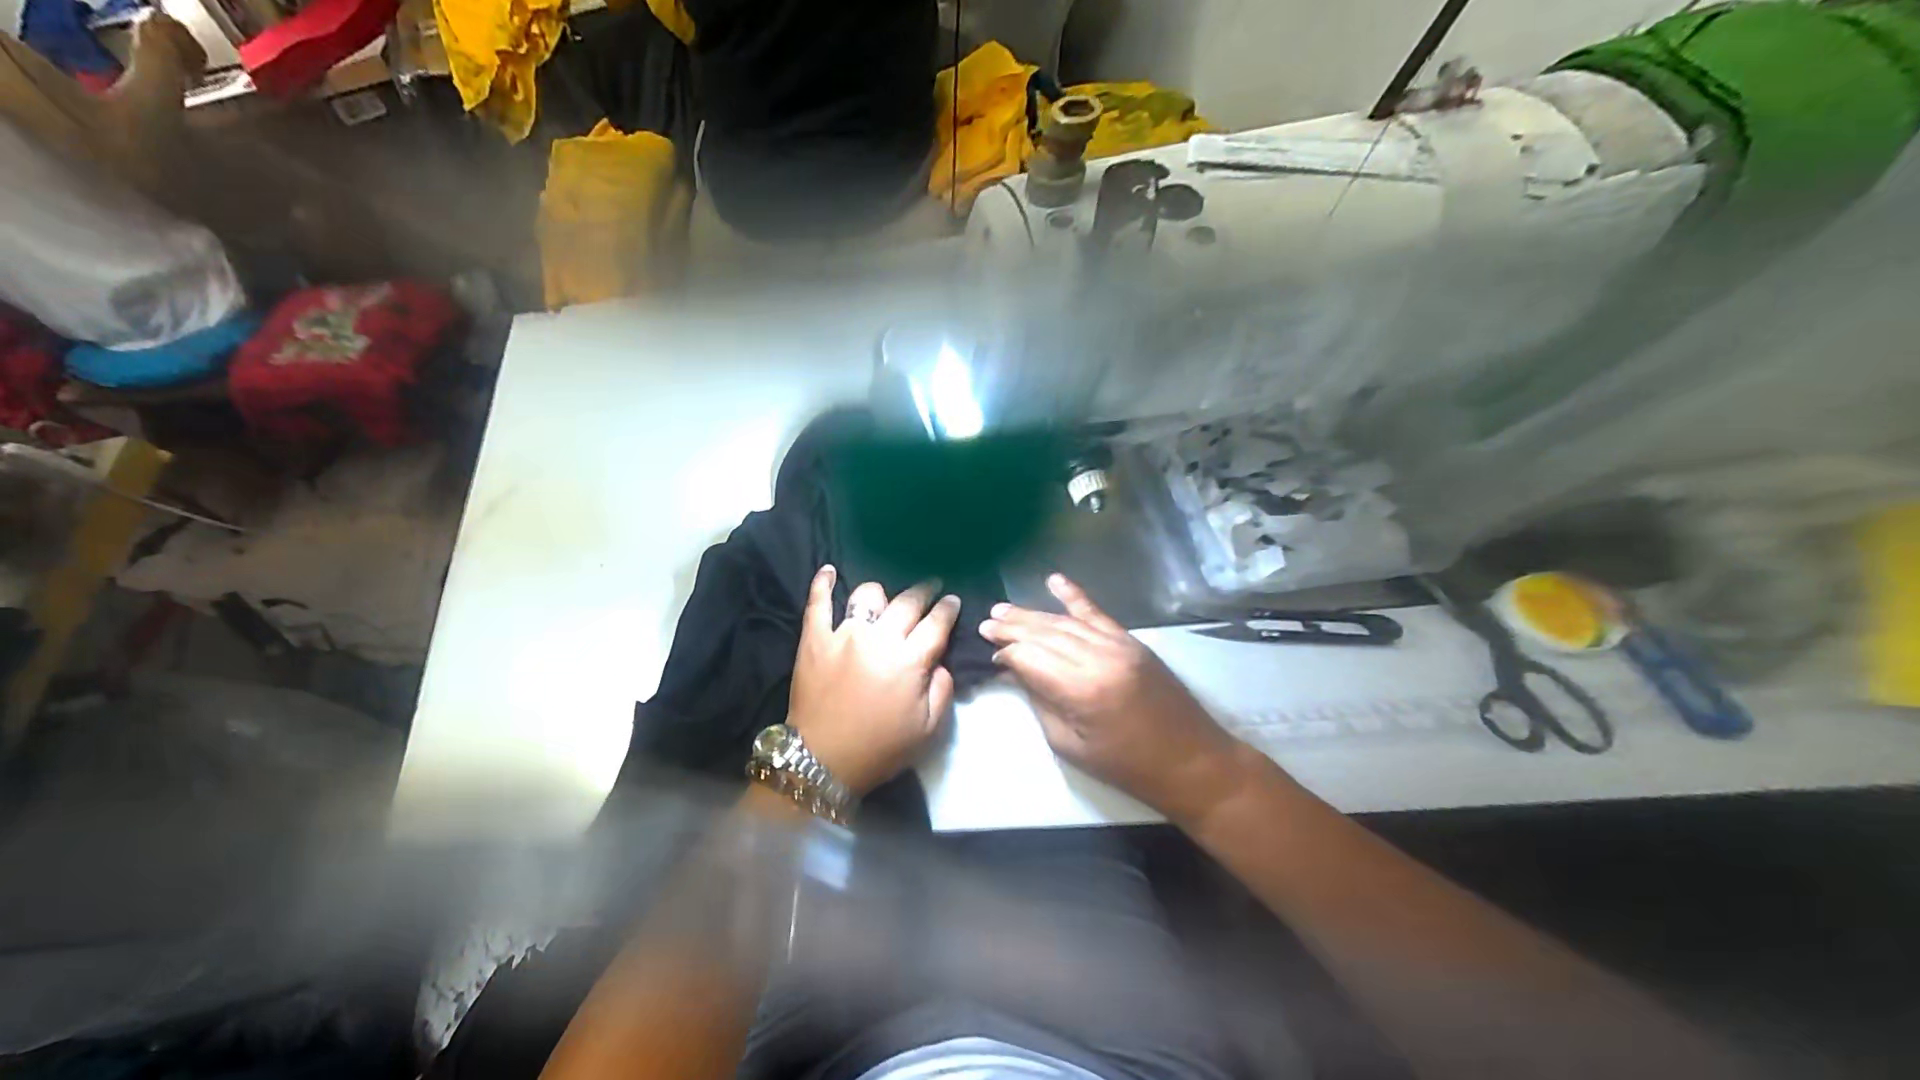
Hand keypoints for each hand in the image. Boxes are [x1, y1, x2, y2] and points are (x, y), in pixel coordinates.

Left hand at [788, 565, 961, 796]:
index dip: (948, 609)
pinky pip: (818, 603)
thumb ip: (942, 690)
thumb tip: (939, 662)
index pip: (937, 623)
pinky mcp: (814, 638)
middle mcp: (879, 639)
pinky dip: (823, 583)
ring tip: (885, 599)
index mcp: (910, 661)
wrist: (822, 761)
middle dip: (924, 592)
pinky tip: (829, 570)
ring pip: (867, 596)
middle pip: (907, 602)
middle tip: (930, 588)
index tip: (953, 601)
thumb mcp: (928, 729)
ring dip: (882, 595)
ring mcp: (844, 634)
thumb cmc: (880, 748)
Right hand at [978, 574, 1263, 822]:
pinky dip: (1074, 596)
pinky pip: (1098, 613)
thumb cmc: (1126, 766)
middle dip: (1013, 627)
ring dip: (1033, 614)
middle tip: (986, 622)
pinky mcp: (1132, 642)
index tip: (989, 652)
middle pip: (1046, 634)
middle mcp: (1098, 658)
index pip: (1030, 658)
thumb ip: (1042, 703)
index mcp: (1081, 690)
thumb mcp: (1071, 745)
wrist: (1190, 761)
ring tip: (1004, 609)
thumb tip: (1017, 672)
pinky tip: (1054, 580)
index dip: (1007, 652)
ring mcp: (1118, 645)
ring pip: (1066, 622)